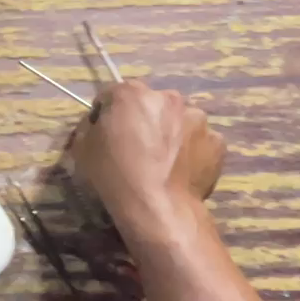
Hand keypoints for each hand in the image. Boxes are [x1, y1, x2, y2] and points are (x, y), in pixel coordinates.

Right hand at [71, 80, 224, 243]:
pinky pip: (197, 141)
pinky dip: (189, 151)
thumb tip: (99, 124)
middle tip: (134, 147)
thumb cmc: (113, 175)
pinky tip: (178, 171)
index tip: (102, 132)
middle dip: (141, 119)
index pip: (112, 94)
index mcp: (132, 94)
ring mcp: (197, 119)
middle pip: (150, 104)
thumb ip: (90, 127)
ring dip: (168, 133)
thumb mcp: (82, 149)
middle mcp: (168, 97)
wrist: (157, 206)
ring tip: (160, 162)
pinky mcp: (217, 141)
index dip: (104, 113)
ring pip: (178, 121)